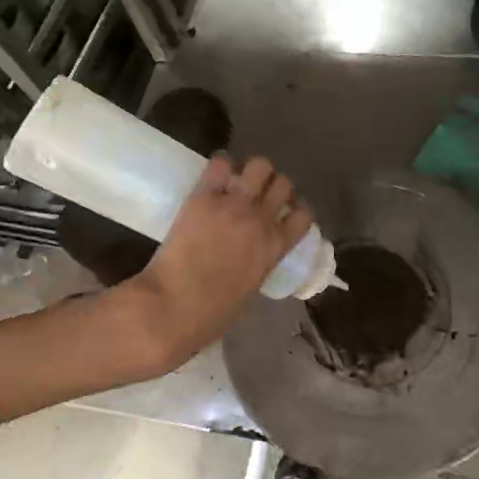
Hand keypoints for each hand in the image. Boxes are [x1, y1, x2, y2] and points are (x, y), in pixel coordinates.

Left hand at [117, 154, 314, 373]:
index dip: (296, 209)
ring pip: (259, 165)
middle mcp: (260, 221)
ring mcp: (233, 206)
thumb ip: (257, 266)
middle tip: (257, 194)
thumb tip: (251, 258)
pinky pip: (220, 164)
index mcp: (275, 248)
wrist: (174, 306)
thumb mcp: (249, 291)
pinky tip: (215, 175)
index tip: (284, 211)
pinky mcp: (204, 197)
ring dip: (251, 170)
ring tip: (238, 180)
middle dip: (273, 186)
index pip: (304, 215)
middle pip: (283, 184)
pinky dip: (221, 165)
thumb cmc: (212, 314)